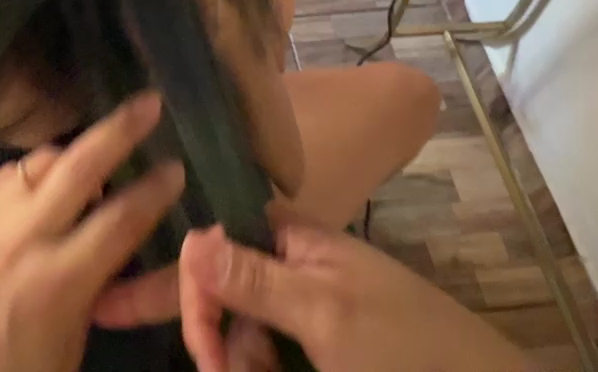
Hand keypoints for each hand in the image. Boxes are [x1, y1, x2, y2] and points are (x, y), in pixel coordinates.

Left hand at [0, 93, 186, 371]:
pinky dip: (30, 173)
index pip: (122, 218)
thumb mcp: (67, 349)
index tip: (175, 166)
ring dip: (72, 152)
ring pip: (39, 161)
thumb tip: (110, 246)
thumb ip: (92, 289)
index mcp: (60, 280)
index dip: (153, 189)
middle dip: (121, 128)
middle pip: (82, 163)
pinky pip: (4, 175)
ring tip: (93, 153)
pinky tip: (40, 181)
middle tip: (149, 102)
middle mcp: (25, 235)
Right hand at [178, 220, 529, 371]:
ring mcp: (307, 309)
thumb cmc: (407, 351)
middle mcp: (291, 265)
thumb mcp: (325, 315)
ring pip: (244, 334)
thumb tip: (189, 240)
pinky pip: (271, 353)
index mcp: (291, 238)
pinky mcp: (321, 345)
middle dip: (216, 339)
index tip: (201, 351)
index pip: (213, 243)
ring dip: (242, 364)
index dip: (191, 290)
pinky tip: (265, 371)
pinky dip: (262, 367)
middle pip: (221, 293)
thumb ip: (254, 280)